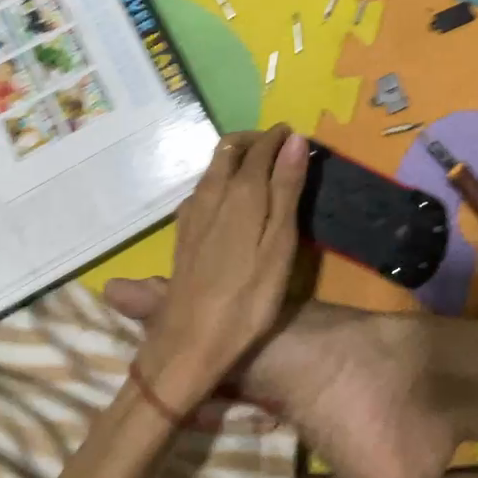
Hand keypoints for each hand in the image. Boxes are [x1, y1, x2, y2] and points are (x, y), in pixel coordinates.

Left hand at [133, 125, 309, 412]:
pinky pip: (204, 188)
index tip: (294, 134)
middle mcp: (212, 192)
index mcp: (241, 191)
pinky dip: (222, 178)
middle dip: (254, 140)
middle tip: (279, 147)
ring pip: (214, 166)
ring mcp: (192, 211)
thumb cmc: (249, 297)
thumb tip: (293, 139)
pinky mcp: (183, 231)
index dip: (278, 137)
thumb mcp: (280, 243)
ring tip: (261, 169)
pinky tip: (230, 200)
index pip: (260, 146)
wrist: (191, 343)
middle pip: (230, 148)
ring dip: (237, 157)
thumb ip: (286, 188)